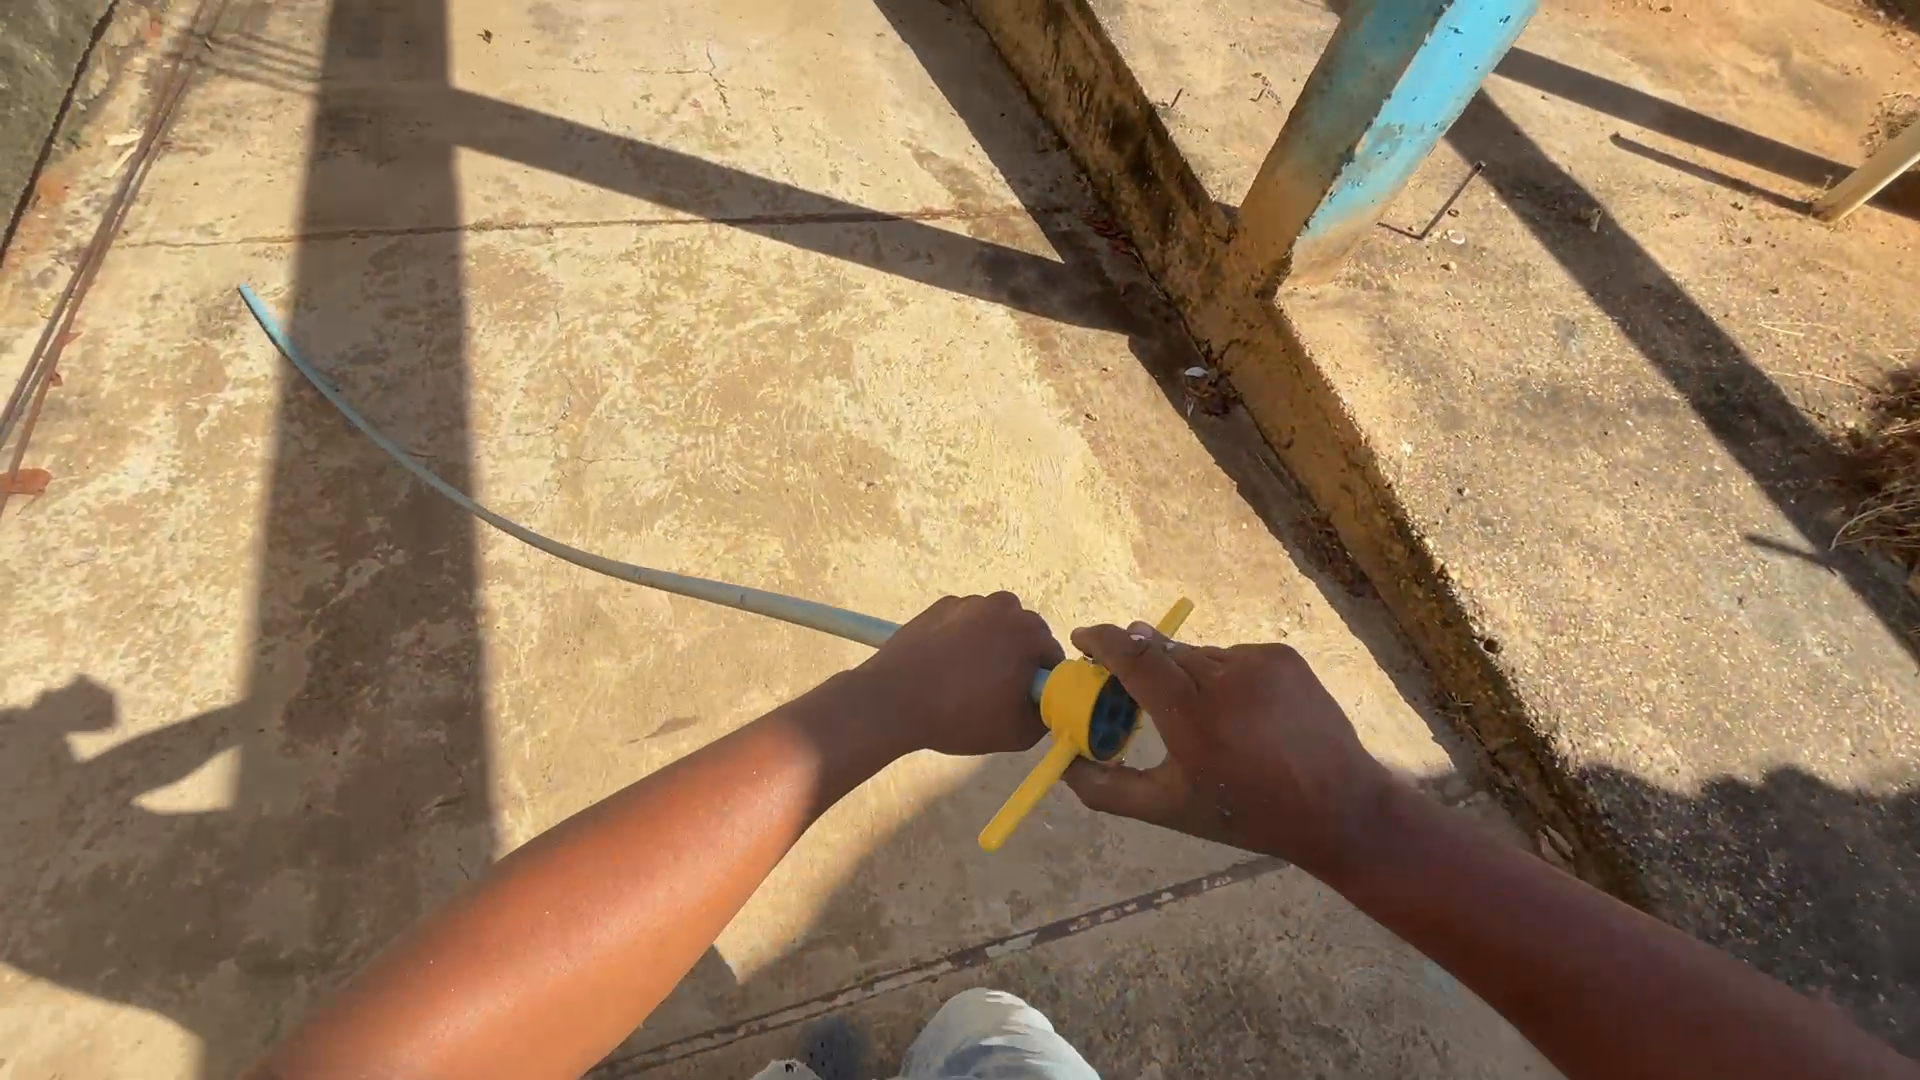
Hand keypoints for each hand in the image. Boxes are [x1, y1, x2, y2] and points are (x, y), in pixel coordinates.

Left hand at [852, 593, 1062, 757]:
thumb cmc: (960, 716)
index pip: (1051, 657)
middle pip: (1023, 634)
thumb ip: (1045, 717)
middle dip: (1017, 658)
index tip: (1023, 701)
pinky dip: (961, 637)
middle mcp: (1003, 607)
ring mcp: (968, 603)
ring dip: (990, 644)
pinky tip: (945, 664)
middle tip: (996, 691)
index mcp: (1028, 633)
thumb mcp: (1016, 733)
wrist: (894, 700)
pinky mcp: (940, 606)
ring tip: (967, 677)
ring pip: (993, 625)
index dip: (1042, 682)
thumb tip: (1046, 704)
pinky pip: (964, 621)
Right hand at [1061, 622, 1391, 874]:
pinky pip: (1229, 656)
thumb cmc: (1246, 812)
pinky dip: (1219, 676)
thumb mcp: (1168, 810)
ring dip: (1183, 675)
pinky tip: (1239, 712)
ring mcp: (1257, 663)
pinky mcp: (1281, 656)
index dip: (1102, 641)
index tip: (1082, 639)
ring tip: (1205, 718)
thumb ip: (1108, 789)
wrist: (1341, 806)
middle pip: (1160, 653)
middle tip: (1136, 694)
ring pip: (1195, 655)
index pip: (1134, 657)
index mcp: (1192, 720)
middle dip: (1140, 666)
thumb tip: (1064, 763)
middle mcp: (1223, 680)